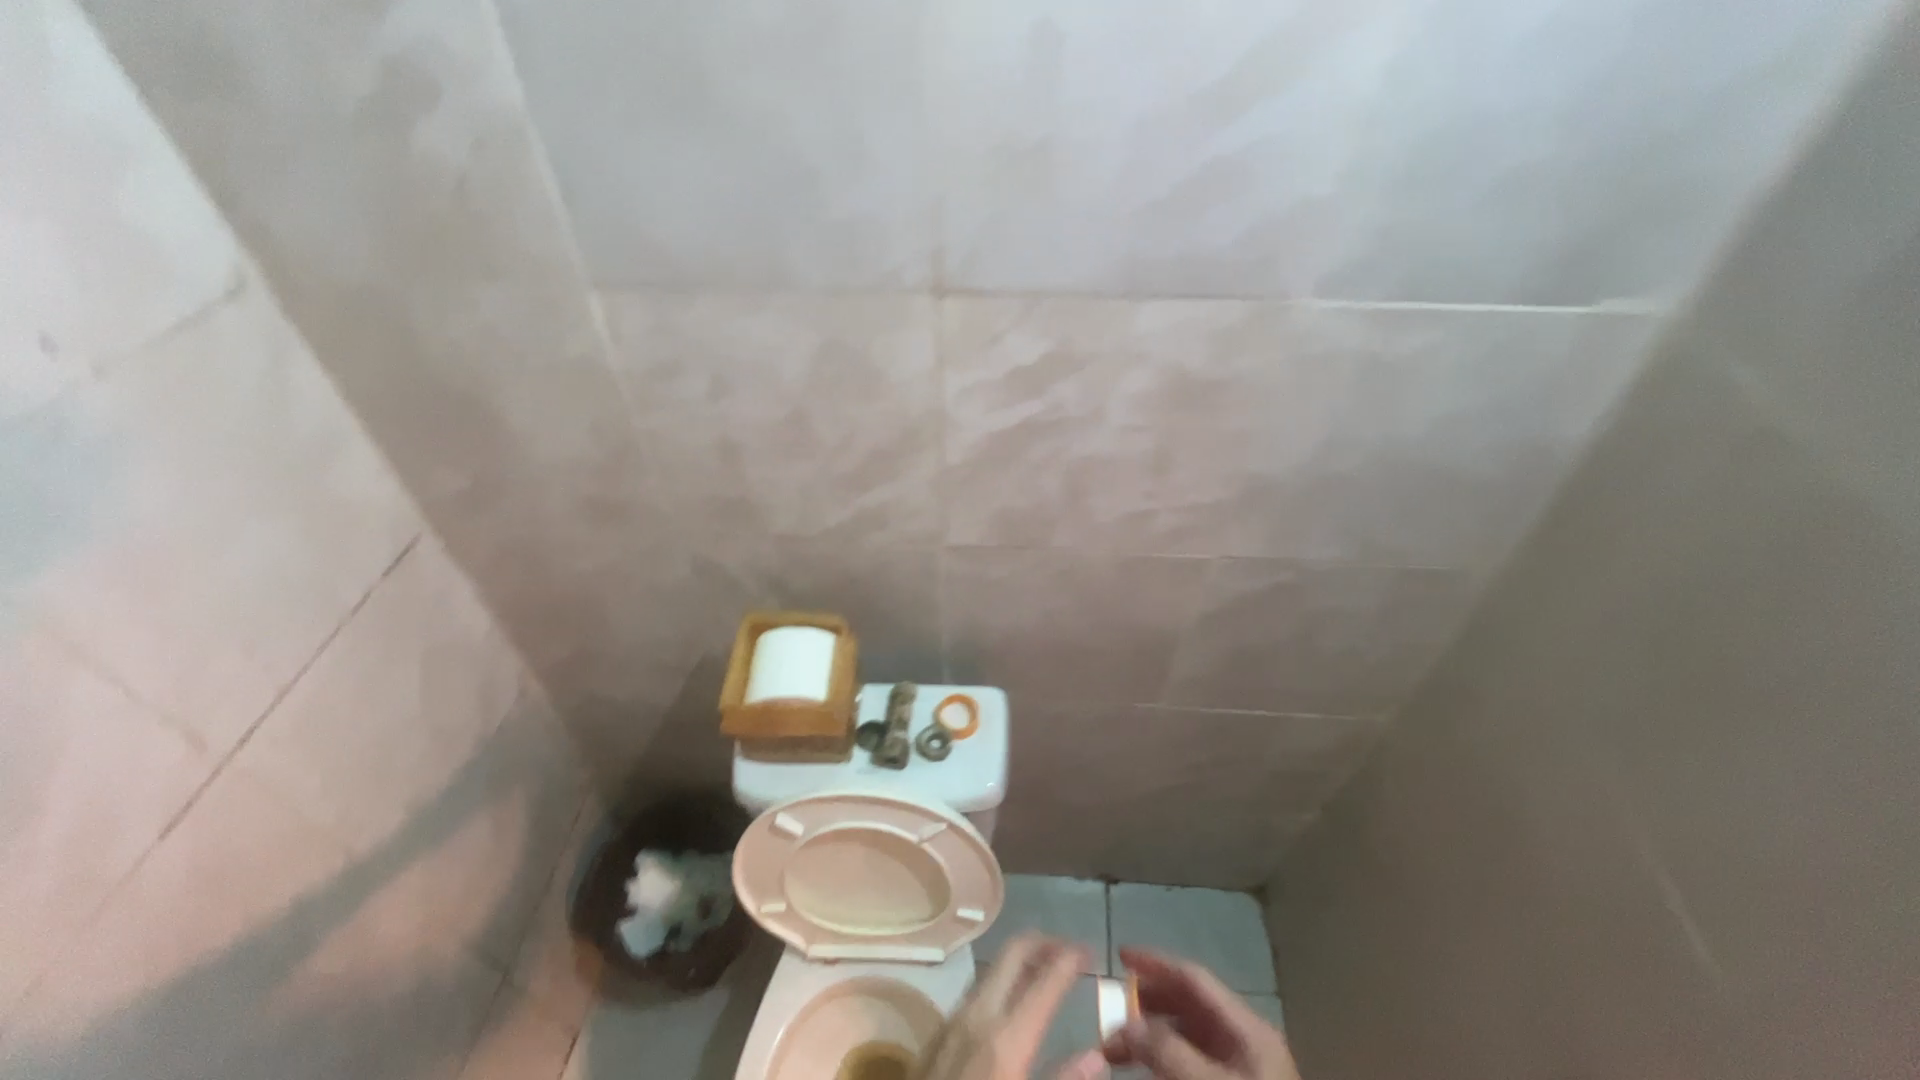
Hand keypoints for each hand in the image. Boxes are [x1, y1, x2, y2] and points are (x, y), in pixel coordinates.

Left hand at [917, 935, 1104, 1079]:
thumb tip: (1095, 1056)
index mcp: (1009, 1038)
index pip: (1046, 979)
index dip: (1070, 958)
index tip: (1089, 952)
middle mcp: (979, 1015)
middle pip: (1013, 953)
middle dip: (1044, 944)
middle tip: (1067, 951)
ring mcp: (953, 1020)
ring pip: (992, 969)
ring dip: (1020, 962)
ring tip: (1044, 972)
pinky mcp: (937, 1033)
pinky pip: (975, 992)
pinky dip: (999, 983)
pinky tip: (1008, 1005)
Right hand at [1104, 948, 1299, 1079]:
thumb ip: (1167, 1052)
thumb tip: (1127, 1023)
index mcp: (1246, 1030)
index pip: (1194, 980)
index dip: (1156, 964)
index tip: (1119, 957)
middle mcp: (1244, 1043)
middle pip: (1189, 1008)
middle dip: (1147, 1007)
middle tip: (1109, 1018)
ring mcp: (1240, 1072)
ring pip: (1186, 1039)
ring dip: (1150, 1039)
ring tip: (1114, 1053)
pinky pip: (1189, 1067)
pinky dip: (1163, 1065)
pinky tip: (1142, 1074)